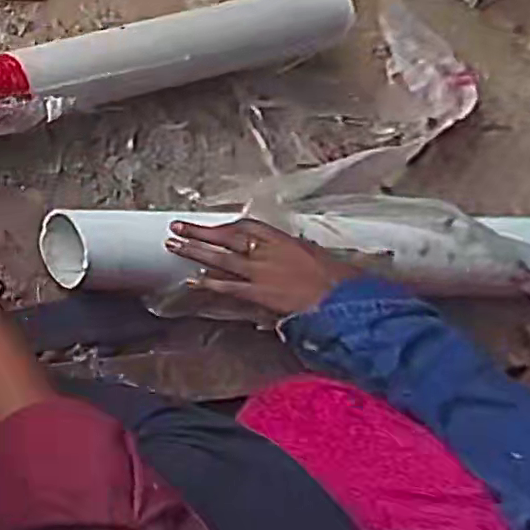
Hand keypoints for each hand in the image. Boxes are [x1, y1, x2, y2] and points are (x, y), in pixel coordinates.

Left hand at [165, 218, 360, 316]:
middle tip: (176, 226)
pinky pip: (228, 286)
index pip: (249, 227)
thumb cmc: (349, 284)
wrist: (356, 305)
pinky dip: (209, 283)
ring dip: (194, 251)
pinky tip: (193, 281)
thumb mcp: (322, 259)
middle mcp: (269, 253)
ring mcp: (262, 273)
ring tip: (173, 245)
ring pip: (219, 258)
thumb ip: (297, 254)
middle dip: (199, 231)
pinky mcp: (259, 293)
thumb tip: (288, 255)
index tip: (212, 224)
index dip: (226, 225)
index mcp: (286, 242)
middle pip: (226, 237)